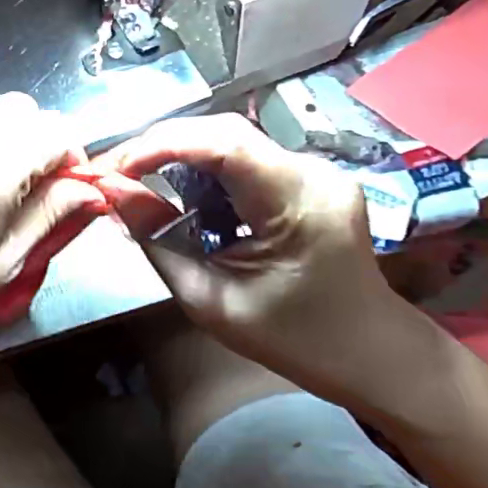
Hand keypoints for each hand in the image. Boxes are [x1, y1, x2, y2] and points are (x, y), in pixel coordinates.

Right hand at [97, 114, 444, 409]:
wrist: (374, 355)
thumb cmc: (296, 340)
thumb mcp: (211, 300)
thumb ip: (157, 240)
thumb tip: (113, 191)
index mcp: (299, 201)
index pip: (223, 143)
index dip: (160, 144)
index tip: (114, 168)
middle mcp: (311, 170)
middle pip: (223, 132)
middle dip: (161, 145)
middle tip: (116, 172)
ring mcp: (313, 170)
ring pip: (230, 141)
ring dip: (178, 155)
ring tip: (137, 180)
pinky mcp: (306, 178)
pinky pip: (244, 159)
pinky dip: (202, 169)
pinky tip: (178, 190)